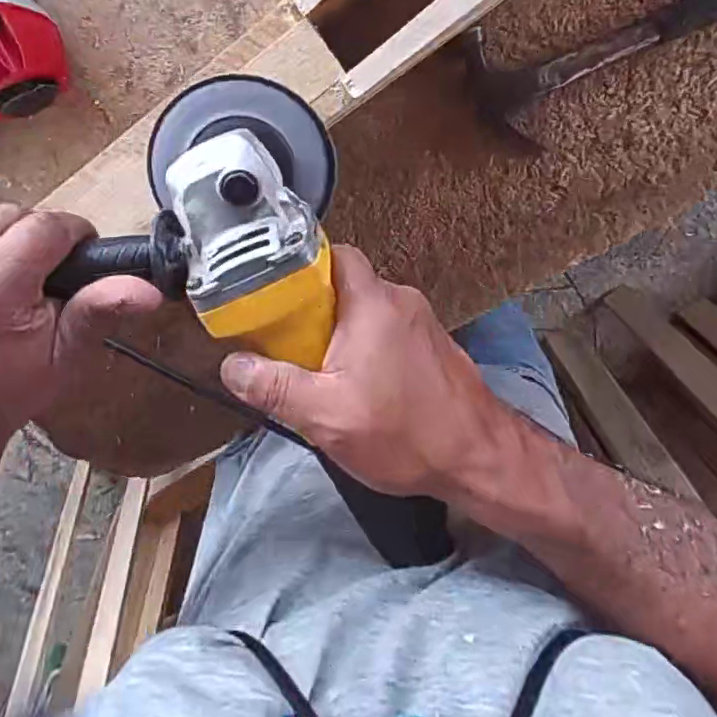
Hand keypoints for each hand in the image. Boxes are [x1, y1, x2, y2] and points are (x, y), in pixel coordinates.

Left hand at [0, 204, 162, 463]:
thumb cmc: (6, 396)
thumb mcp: (64, 358)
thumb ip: (100, 311)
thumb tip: (147, 289)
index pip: (43, 227)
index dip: (72, 234)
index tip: (81, 252)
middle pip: (8, 216)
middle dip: (34, 238)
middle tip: (44, 275)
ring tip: (6, 283)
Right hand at [218, 244, 521, 497]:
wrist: (483, 462)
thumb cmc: (405, 433)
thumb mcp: (326, 416)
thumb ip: (274, 388)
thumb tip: (232, 366)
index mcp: (373, 302)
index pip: (333, 254)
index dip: (300, 266)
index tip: (272, 290)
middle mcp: (400, 300)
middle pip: (345, 283)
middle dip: (312, 306)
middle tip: (285, 337)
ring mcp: (422, 322)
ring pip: (365, 309)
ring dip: (338, 329)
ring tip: (315, 365)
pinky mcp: (433, 346)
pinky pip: (386, 329)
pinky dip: (364, 344)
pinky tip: (356, 381)